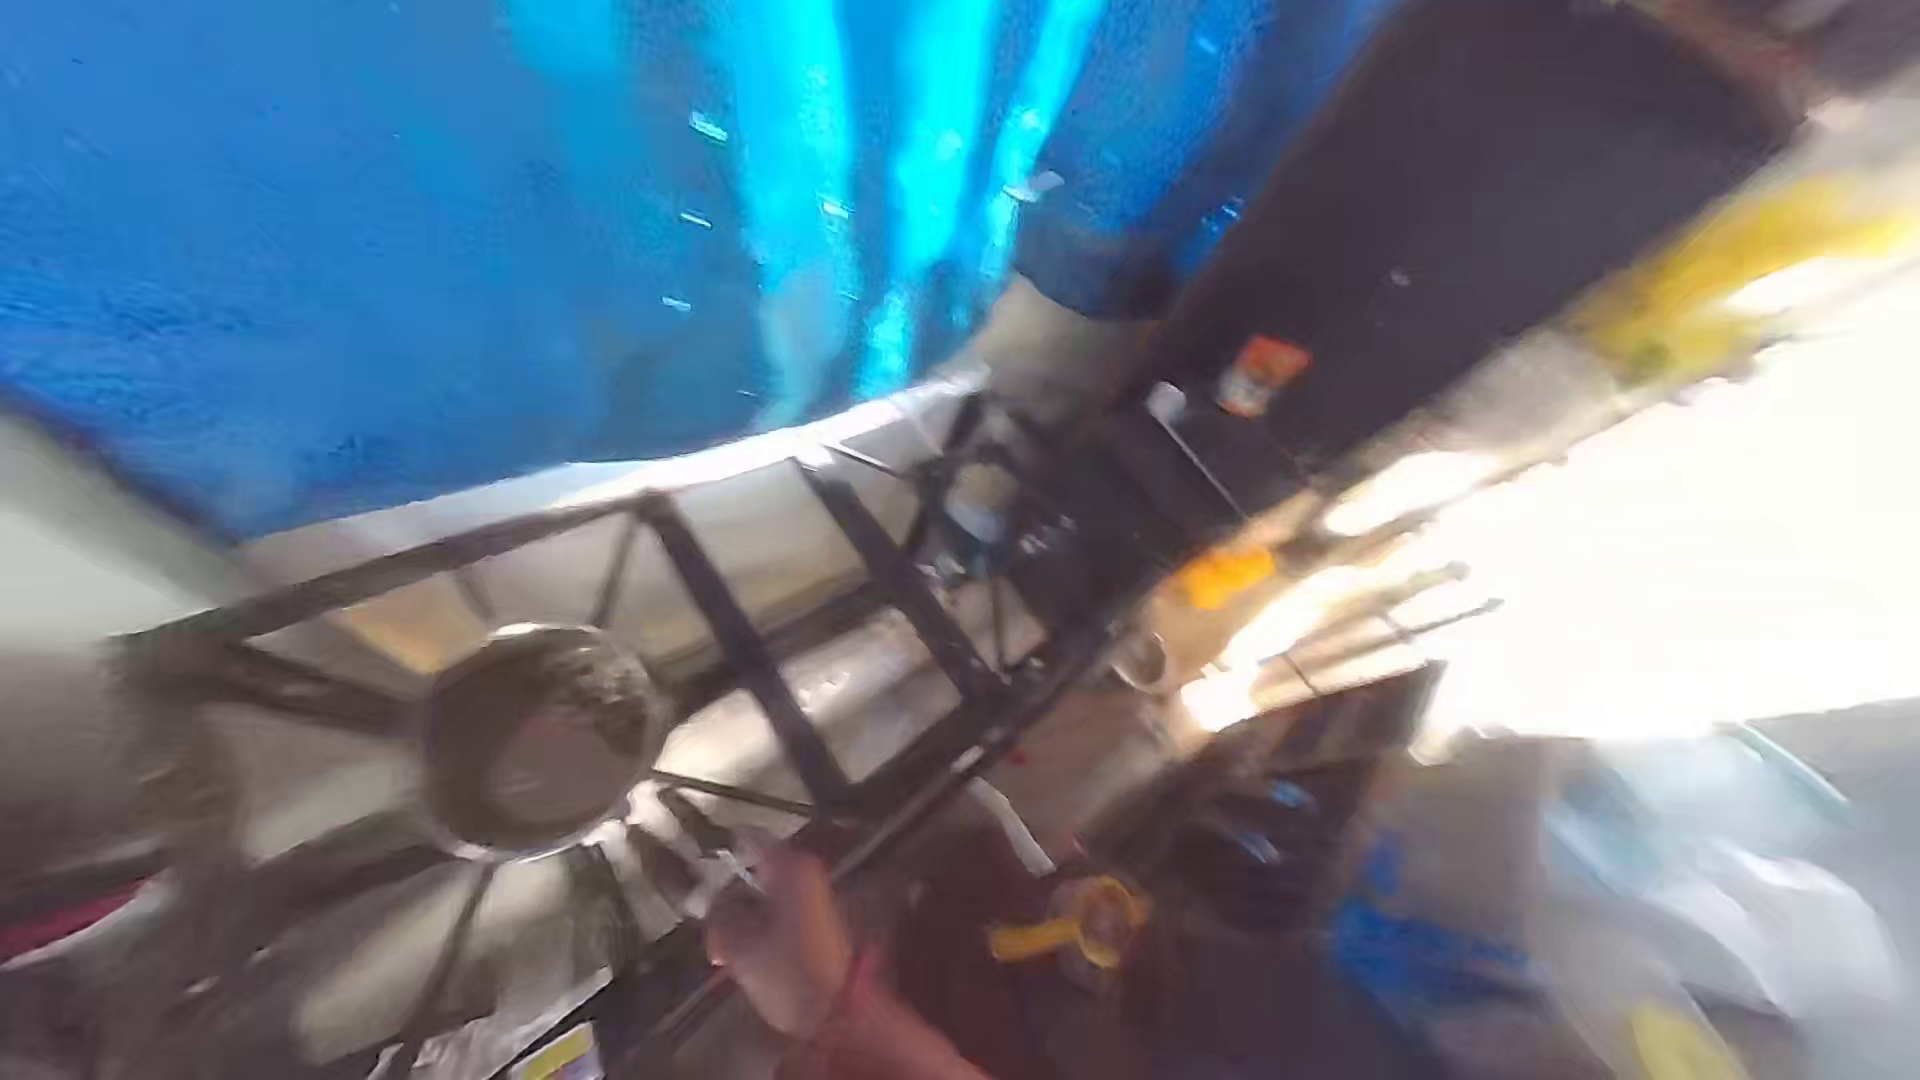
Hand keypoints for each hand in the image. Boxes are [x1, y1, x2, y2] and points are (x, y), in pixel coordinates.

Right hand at [703, 832, 852, 1036]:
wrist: (833, 1007)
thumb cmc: (787, 970)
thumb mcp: (742, 944)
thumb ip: (720, 914)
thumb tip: (709, 898)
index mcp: (790, 867)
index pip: (750, 839)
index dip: (723, 849)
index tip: (700, 866)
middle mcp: (803, 870)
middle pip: (752, 870)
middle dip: (727, 902)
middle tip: (713, 937)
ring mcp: (810, 890)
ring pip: (761, 892)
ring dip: (739, 918)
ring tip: (724, 954)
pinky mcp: (812, 912)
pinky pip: (775, 906)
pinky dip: (757, 924)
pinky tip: (743, 955)